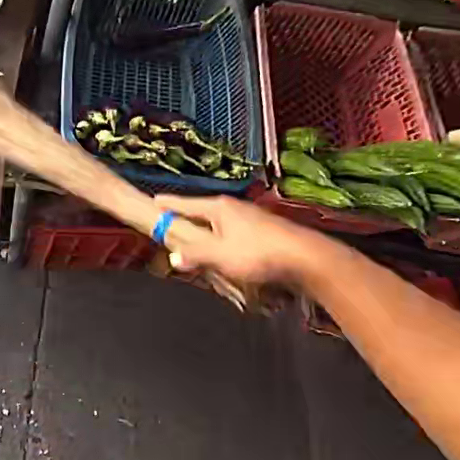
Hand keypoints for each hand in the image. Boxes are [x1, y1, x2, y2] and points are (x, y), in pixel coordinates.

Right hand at [154, 195, 342, 286]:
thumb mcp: (219, 256)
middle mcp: (233, 208)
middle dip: (187, 221)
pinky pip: (233, 234)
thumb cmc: (258, 254)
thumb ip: (195, 255)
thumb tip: (174, 257)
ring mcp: (250, 218)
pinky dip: (223, 242)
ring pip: (219, 225)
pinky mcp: (263, 231)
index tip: (154, 201)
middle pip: (202, 213)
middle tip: (171, 229)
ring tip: (196, 247)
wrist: (305, 258)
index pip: (185, 203)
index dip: (168, 204)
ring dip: (206, 235)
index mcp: (219, 208)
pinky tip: (225, 256)